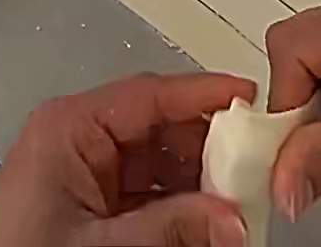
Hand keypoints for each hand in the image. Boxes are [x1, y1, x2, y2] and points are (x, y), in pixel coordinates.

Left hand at [0, 73, 254, 246]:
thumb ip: (170, 228)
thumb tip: (230, 217)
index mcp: (69, 126)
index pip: (147, 94)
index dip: (200, 92)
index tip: (244, 94)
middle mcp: (75, 136)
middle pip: (155, 124)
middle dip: (204, 145)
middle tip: (252, 162)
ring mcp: (81, 169)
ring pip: (153, 159)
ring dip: (194, 180)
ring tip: (236, 198)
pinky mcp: (87, 201)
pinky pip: (142, 189)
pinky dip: (175, 205)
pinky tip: (204, 221)